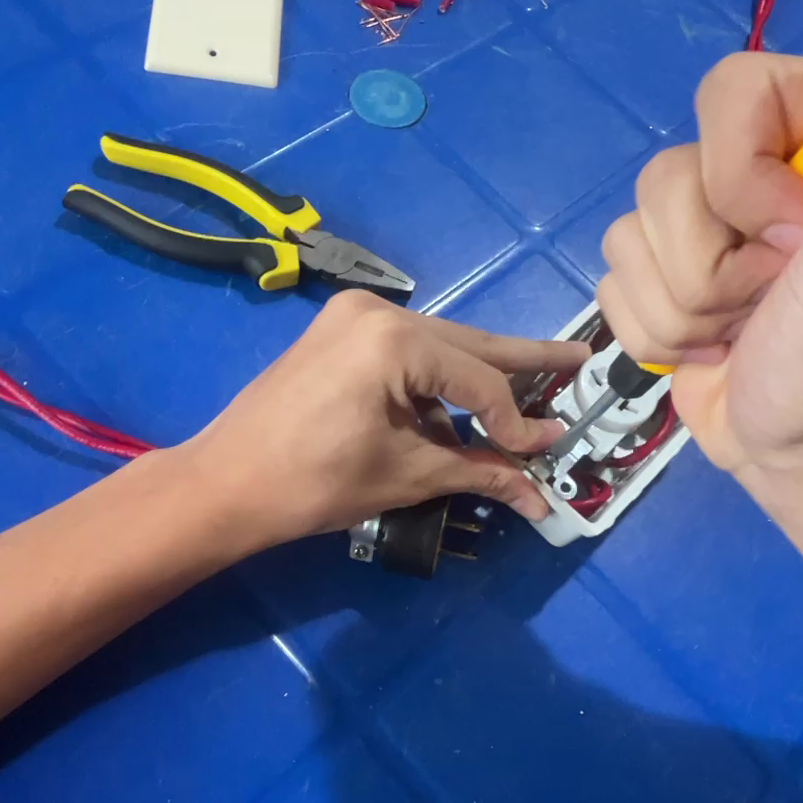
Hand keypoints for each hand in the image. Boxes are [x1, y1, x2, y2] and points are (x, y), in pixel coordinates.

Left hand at [180, 291, 590, 545]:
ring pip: (437, 348)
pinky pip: (404, 354)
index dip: (516, 423)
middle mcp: (377, 313)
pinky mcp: (337, 334)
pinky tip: (456, 413)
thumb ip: (479, 470)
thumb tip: (540, 489)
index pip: (478, 382)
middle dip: (522, 363)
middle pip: (466, 345)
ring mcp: (352, 318)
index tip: (545, 452)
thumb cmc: (313, 484)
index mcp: (393, 341)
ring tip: (527, 392)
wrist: (226, 484)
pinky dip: (433, 384)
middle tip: (577, 360)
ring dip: (477, 378)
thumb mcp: (406, 476)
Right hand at [595, 0, 802, 481]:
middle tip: (773, 295)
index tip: (800, 240)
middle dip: (711, 262)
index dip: (743, 177)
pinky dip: (655, 332)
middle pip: (663, 177)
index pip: (726, 93)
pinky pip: (610, 283)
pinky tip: (705, 348)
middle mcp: (750, 171)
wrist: (800, 448)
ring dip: (683, 307)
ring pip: (626, 235)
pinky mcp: (654, 281)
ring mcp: (695, 232)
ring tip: (740, 330)